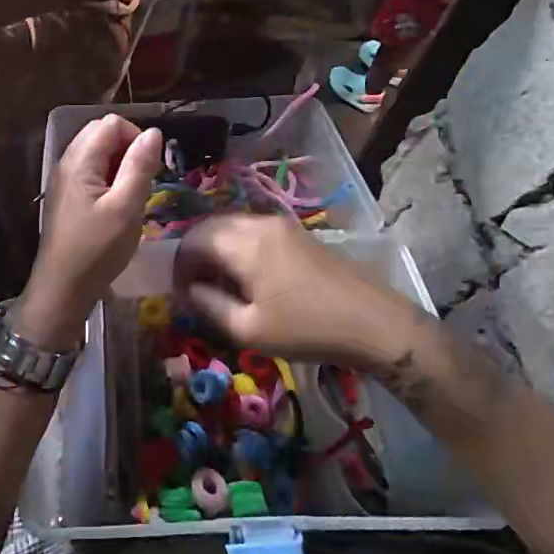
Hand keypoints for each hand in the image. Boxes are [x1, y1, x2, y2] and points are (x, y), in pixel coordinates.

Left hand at [13, 116, 163, 349]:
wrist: (63, 287)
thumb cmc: (97, 249)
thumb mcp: (126, 208)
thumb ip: (139, 167)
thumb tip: (154, 133)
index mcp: (80, 161)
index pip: (111, 124)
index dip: (136, 138)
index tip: (150, 169)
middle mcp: (67, 163)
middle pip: (101, 134)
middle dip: (128, 149)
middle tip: (142, 181)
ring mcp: (63, 180)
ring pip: (96, 153)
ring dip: (119, 165)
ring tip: (132, 195)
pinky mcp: (66, 197)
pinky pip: (90, 172)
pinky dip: (108, 179)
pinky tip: (117, 206)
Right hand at [175, 214, 423, 371]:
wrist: (374, 323)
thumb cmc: (307, 329)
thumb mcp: (248, 330)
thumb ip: (208, 305)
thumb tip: (187, 290)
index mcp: (245, 244)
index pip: (192, 239)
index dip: (179, 265)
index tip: (180, 294)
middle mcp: (260, 223)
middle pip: (210, 226)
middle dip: (194, 254)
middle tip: (195, 288)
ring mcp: (282, 225)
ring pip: (231, 226)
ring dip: (216, 250)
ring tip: (219, 285)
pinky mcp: (298, 233)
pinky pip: (253, 231)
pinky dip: (238, 248)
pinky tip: (247, 279)